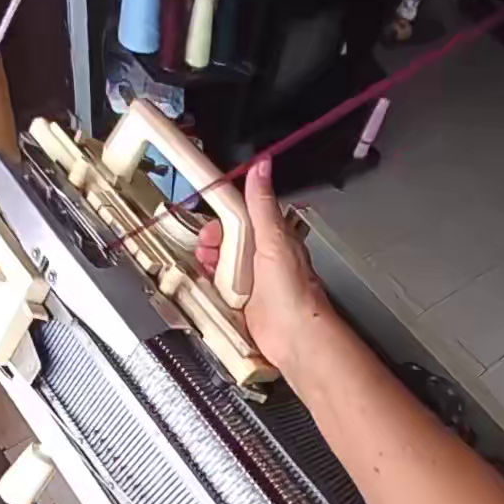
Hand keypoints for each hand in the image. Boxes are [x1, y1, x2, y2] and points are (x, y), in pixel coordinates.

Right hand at [196, 157, 332, 370]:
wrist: (294, 336)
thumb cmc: (294, 293)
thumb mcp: (274, 239)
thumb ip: (262, 204)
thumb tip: (262, 166)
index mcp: (272, 239)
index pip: (240, 217)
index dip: (221, 218)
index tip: (209, 223)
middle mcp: (261, 260)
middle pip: (226, 242)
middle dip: (212, 244)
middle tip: (208, 250)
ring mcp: (251, 283)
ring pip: (220, 266)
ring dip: (210, 267)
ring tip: (210, 270)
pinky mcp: (242, 305)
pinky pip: (219, 290)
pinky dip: (211, 288)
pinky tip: (211, 288)